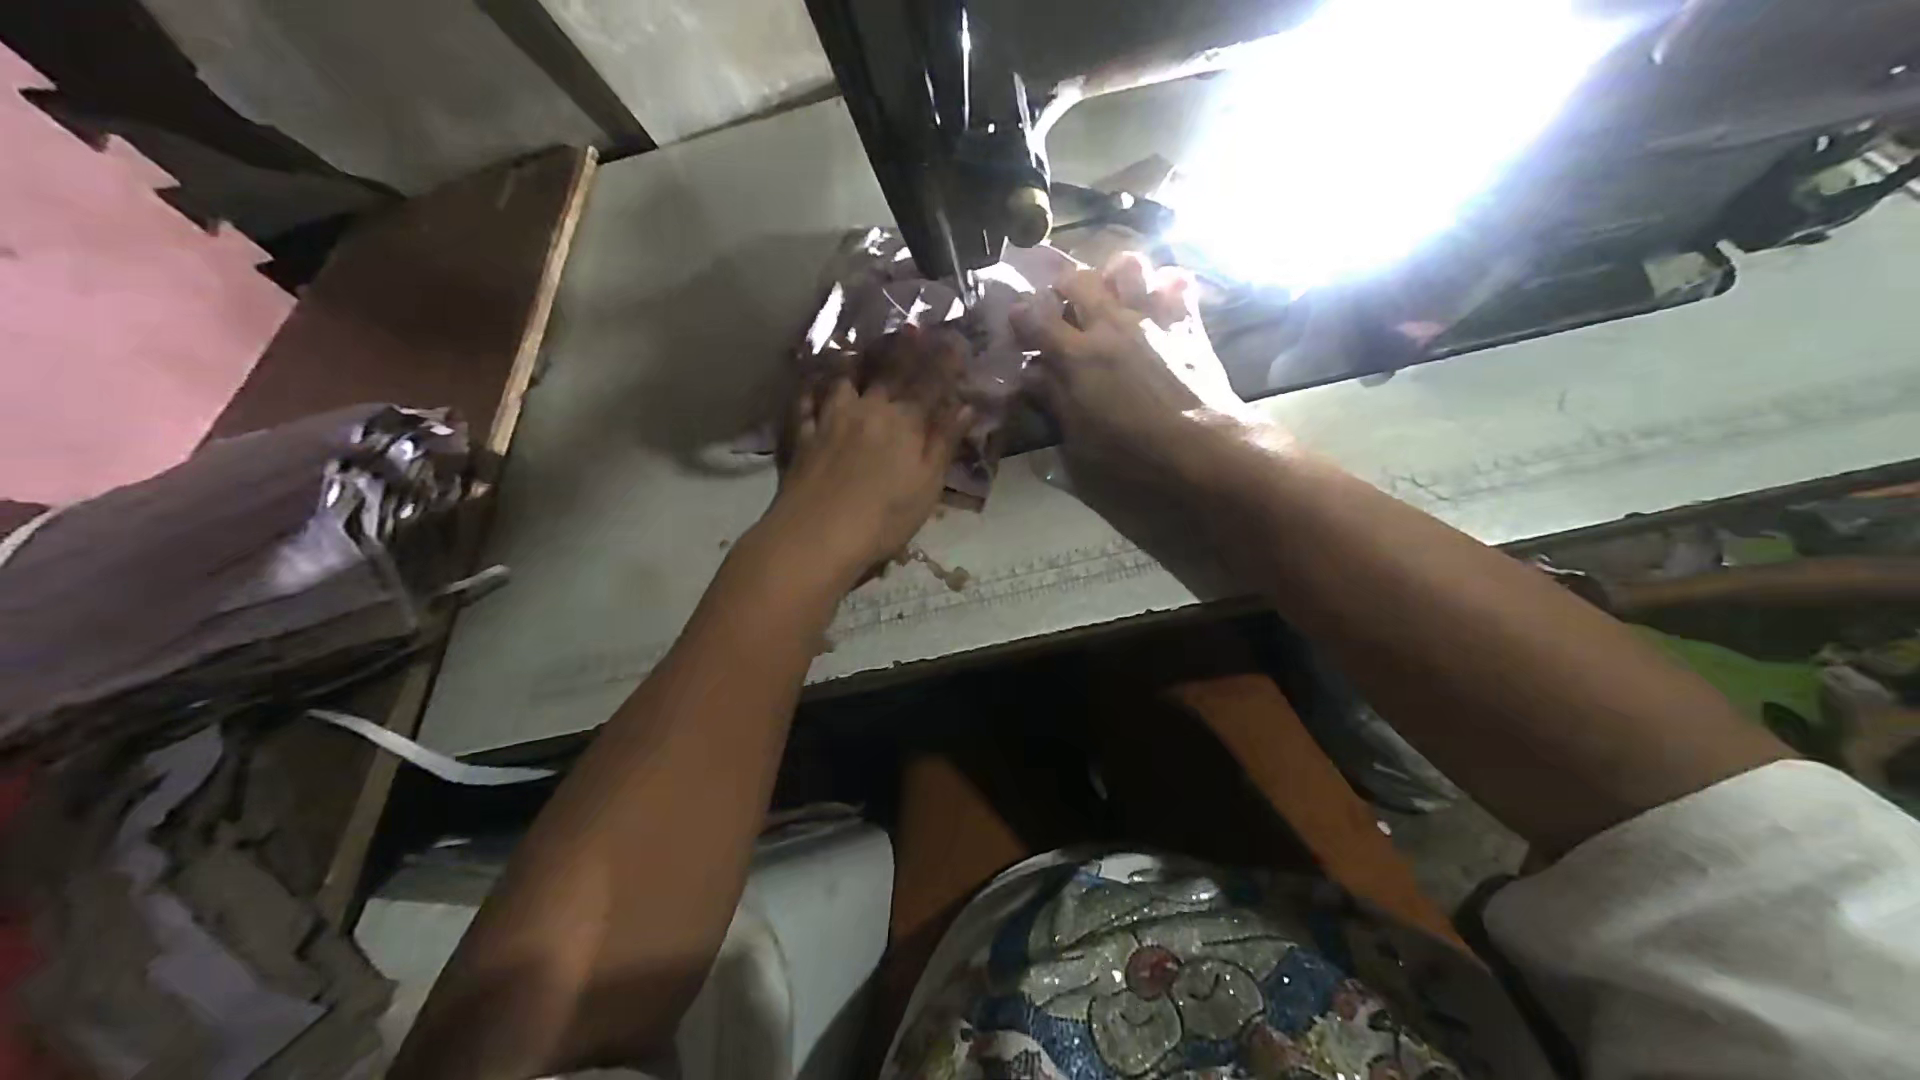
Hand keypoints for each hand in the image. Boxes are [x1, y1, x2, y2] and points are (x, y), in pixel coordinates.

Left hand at [756, 325, 971, 587]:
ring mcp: (832, 420)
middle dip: (905, 349)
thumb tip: (965, 406)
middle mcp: (869, 410)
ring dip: (855, 361)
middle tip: (913, 326)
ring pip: (844, 380)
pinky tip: (810, 381)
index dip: (944, 363)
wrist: (819, 534)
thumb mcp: (927, 485)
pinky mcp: (804, 436)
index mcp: (905, 423)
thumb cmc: (884, 517)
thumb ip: (944, 442)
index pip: (930, 385)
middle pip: (890, 374)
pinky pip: (806, 403)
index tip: (955, 341)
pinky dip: (810, 389)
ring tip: (859, 345)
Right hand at [1013, 254, 1277, 486]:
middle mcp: (1111, 325)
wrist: (1206, 457)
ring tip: (1113, 296)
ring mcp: (1153, 319)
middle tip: (1063, 308)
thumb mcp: (1077, 448)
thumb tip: (1034, 376)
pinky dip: (1164, 285)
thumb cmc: (1133, 465)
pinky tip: (1158, 303)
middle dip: (1064, 287)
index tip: (1018, 321)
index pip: (1036, 318)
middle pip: (1079, 280)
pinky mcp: (1188, 324)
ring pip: (1129, 265)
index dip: (1021, 316)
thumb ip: (1054, 403)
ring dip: (1115, 276)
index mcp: (1076, 358)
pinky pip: (1176, 281)